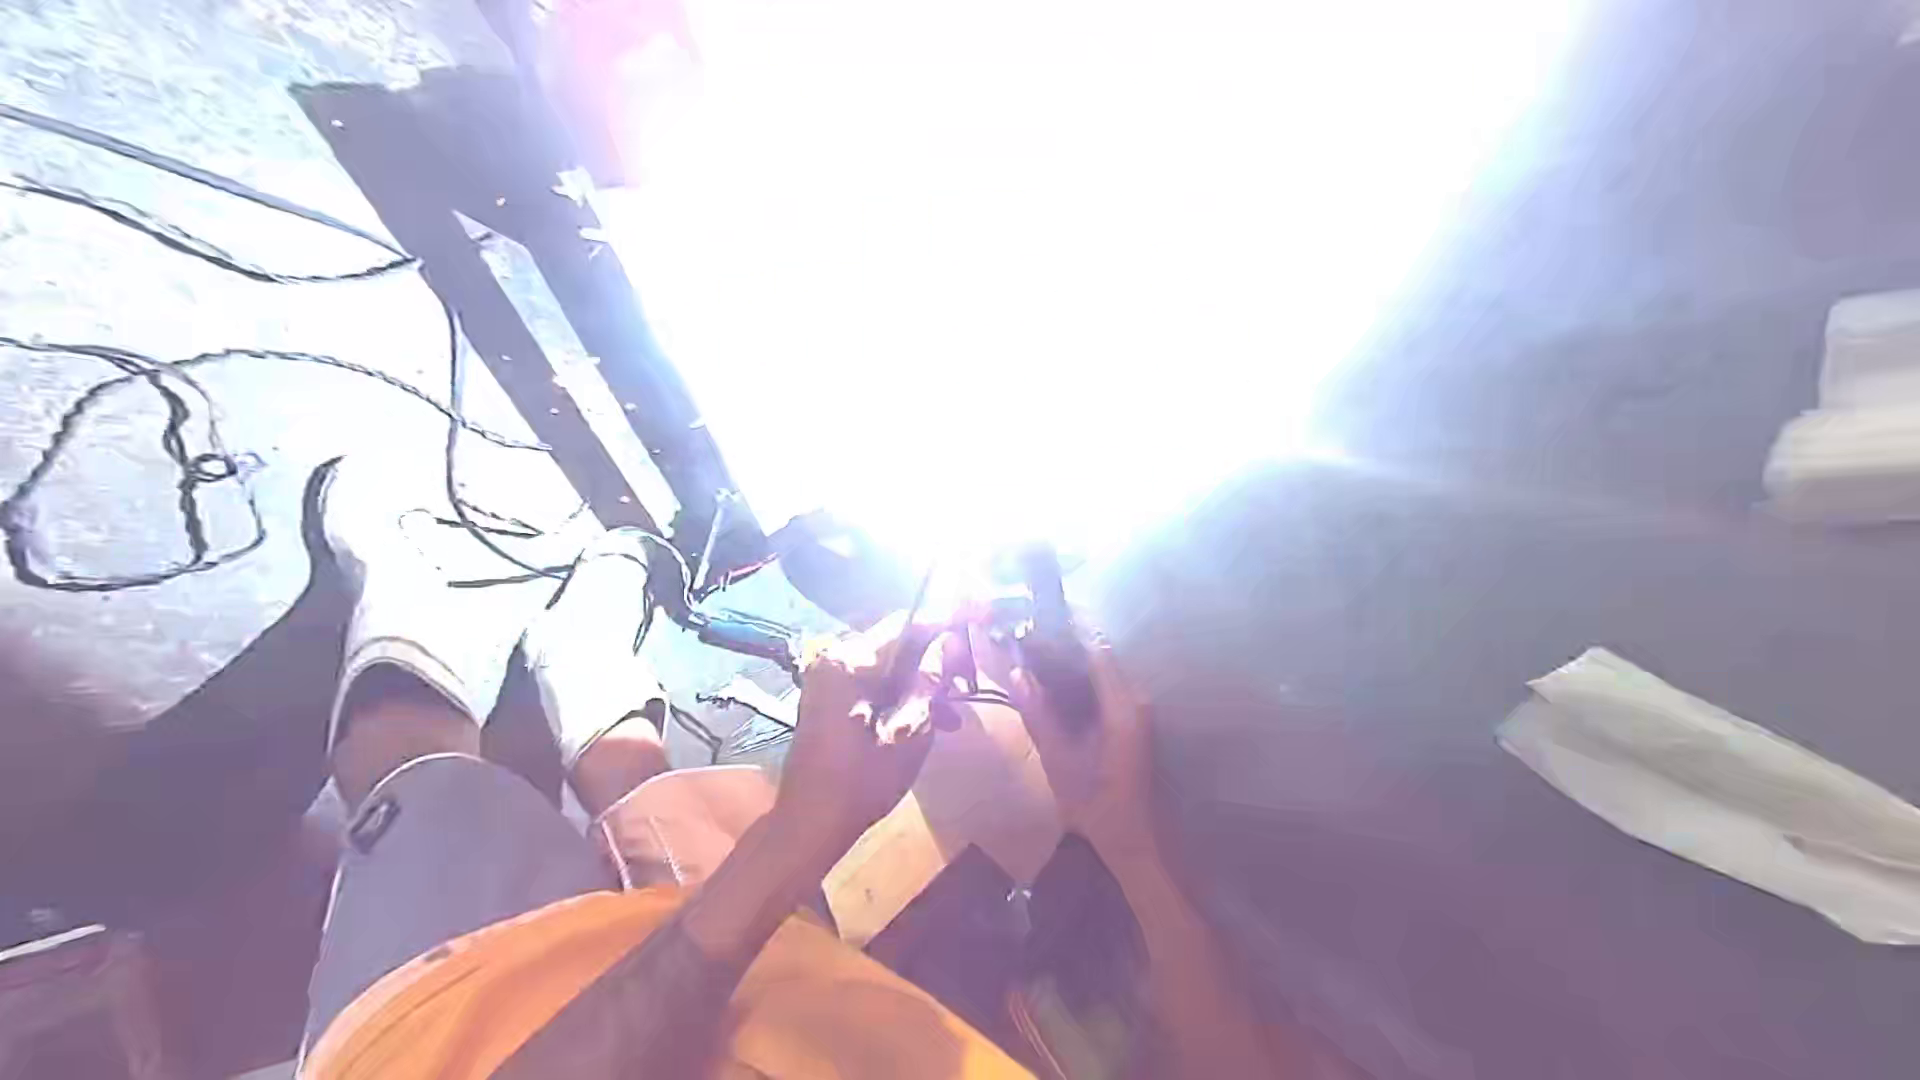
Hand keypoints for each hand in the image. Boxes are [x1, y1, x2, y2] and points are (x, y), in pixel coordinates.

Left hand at [770, 615, 943, 869]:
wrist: (810, 822)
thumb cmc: (860, 784)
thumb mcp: (909, 735)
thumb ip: (930, 683)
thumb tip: (952, 644)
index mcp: (851, 663)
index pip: (908, 623)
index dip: (947, 618)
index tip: (979, 612)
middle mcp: (837, 657)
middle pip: (900, 639)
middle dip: (937, 656)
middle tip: (967, 678)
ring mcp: (831, 674)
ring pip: (891, 660)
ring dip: (922, 678)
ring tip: (953, 706)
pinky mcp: (832, 692)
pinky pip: (877, 677)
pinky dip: (902, 691)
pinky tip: (930, 717)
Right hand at [973, 625, 1154, 852]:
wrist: (1131, 840)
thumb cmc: (1096, 805)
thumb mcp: (1059, 761)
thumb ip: (1039, 715)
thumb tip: (1016, 673)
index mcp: (1122, 707)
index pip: (1097, 649)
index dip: (1069, 628)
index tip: (1038, 614)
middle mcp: (1135, 700)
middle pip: (1100, 653)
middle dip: (1065, 639)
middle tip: (1026, 633)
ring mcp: (1136, 709)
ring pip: (1102, 667)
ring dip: (1072, 656)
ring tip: (1034, 650)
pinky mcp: (1130, 718)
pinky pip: (1105, 683)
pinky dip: (1080, 674)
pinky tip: (1053, 678)